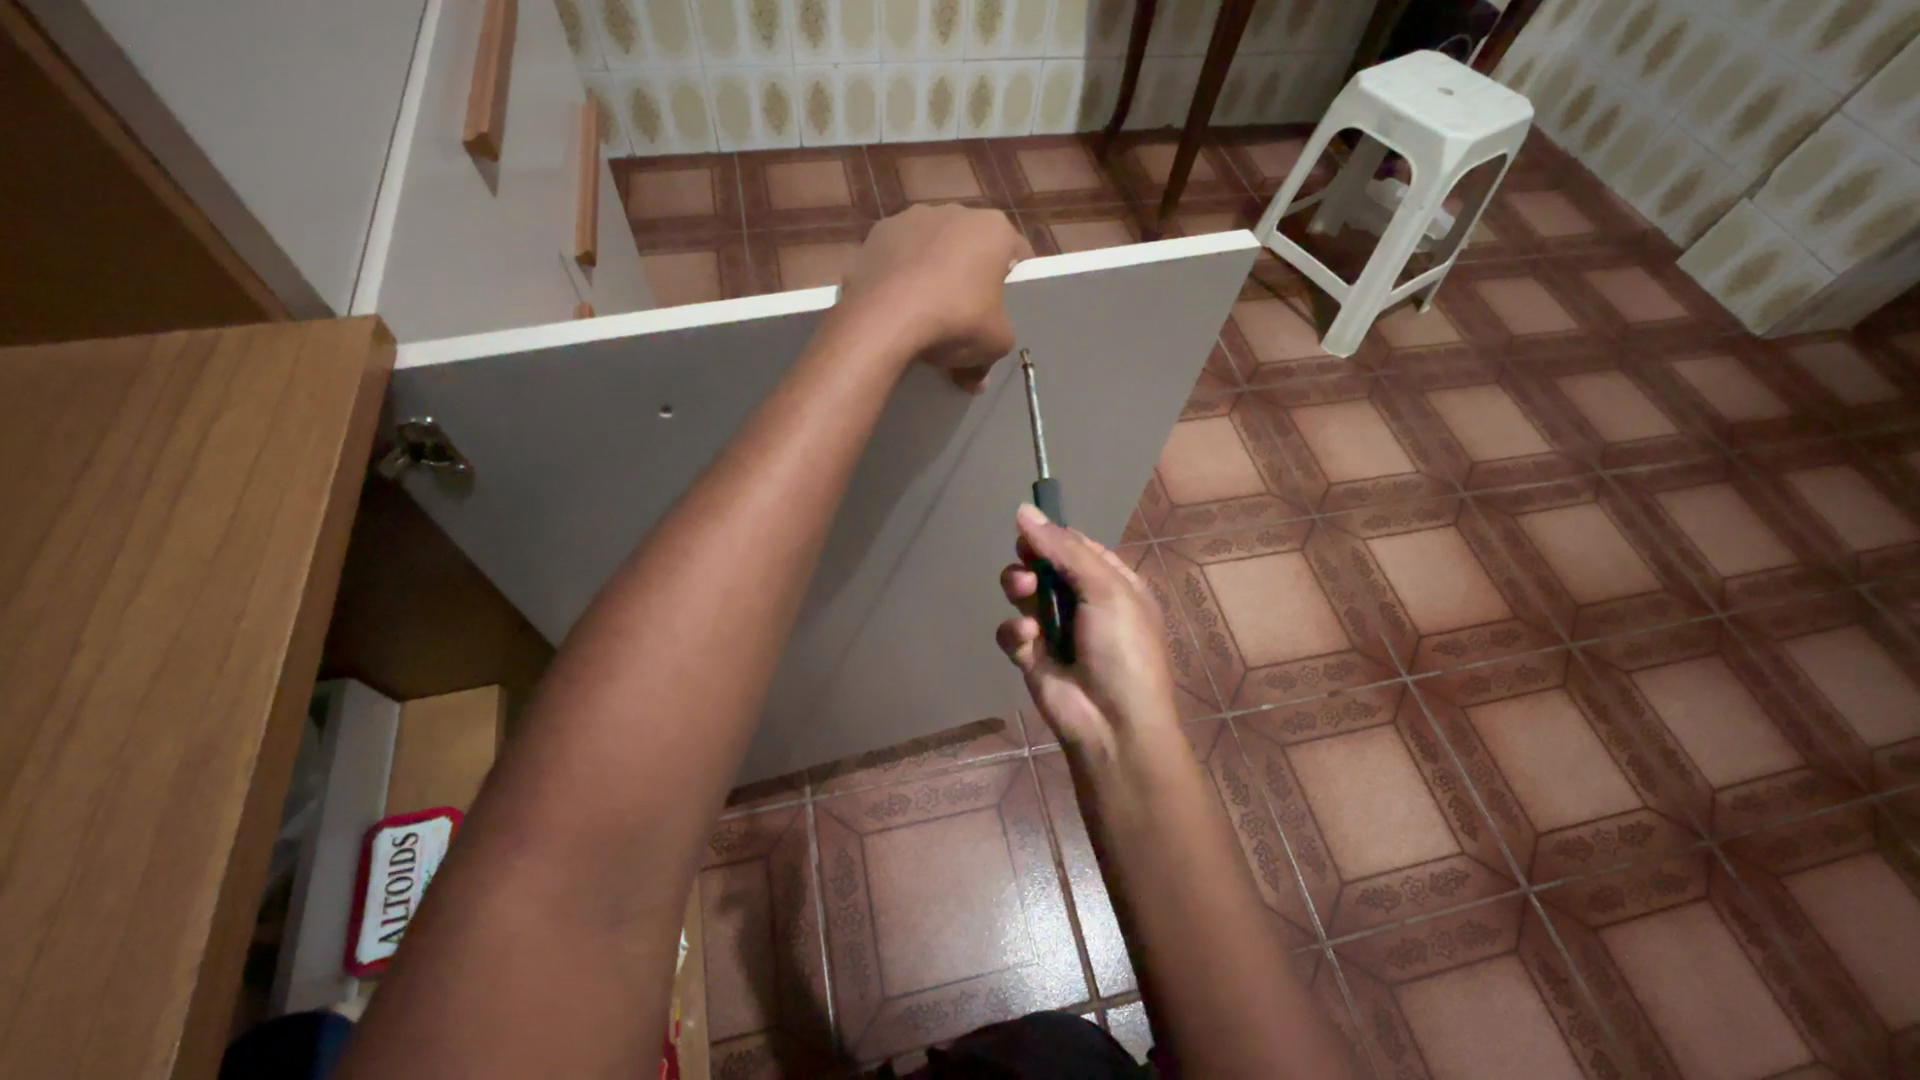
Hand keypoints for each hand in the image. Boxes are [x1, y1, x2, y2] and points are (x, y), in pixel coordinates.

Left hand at [838, 204, 1033, 390]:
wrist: (884, 320)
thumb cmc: (955, 322)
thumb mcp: (993, 345)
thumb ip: (992, 355)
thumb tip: (975, 378)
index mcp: (993, 229)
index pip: (1016, 254)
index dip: (1014, 283)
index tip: (1006, 308)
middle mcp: (954, 212)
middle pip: (970, 247)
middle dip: (969, 275)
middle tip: (965, 313)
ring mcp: (909, 217)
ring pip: (930, 247)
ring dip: (931, 271)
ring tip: (923, 311)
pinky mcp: (875, 234)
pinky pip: (896, 257)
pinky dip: (898, 276)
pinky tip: (894, 306)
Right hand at [995, 504, 1179, 759]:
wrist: (1113, 724)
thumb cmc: (1123, 648)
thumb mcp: (1105, 589)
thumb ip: (1063, 549)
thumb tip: (1023, 510)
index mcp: (1112, 582)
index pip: (1075, 546)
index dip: (1051, 537)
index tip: (1027, 529)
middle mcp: (1083, 602)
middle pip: (1042, 565)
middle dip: (1029, 563)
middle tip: (1026, 573)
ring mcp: (1056, 630)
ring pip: (1022, 593)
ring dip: (1018, 590)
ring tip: (1024, 599)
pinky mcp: (1031, 657)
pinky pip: (1011, 632)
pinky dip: (1015, 633)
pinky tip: (1028, 643)